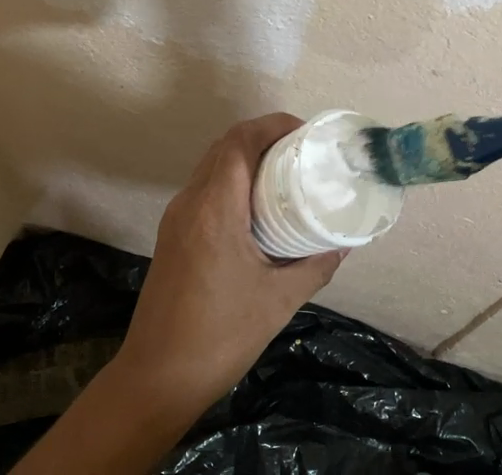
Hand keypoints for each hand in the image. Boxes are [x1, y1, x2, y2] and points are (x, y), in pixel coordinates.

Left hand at [117, 113, 345, 408]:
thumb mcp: (279, 301)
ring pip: (212, 166)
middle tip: (302, 152)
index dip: (272, 125)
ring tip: (284, 174)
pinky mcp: (171, 235)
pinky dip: (231, 182)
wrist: (157, 377)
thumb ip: (315, 266)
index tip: (306, 133)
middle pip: (225, 146)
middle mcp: (190, 202)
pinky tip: (256, 208)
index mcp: (215, 208)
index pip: (240, 141)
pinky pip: (204, 189)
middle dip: (263, 138)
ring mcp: (176, 218)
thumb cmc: (220, 335)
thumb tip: (344, 243)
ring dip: (245, 159)